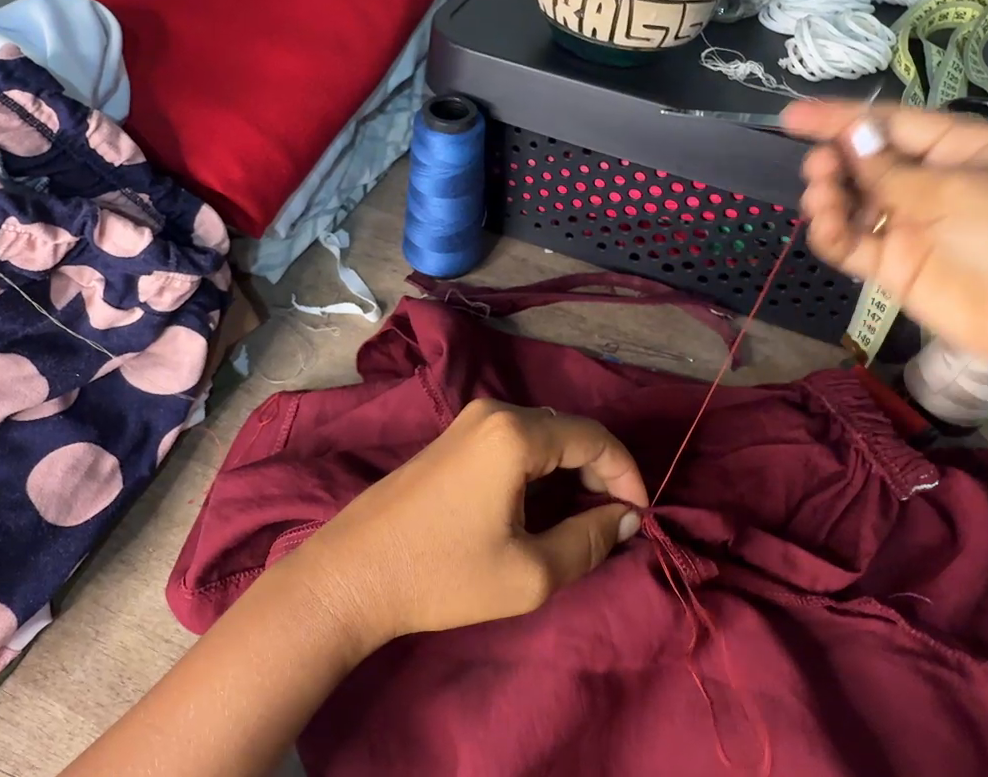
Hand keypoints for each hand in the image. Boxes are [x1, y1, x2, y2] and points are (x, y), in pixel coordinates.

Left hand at [283, 399, 648, 651]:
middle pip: (569, 432)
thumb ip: (588, 541)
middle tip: (610, 525)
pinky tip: (538, 509)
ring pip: (541, 437)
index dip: (627, 476)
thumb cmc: (442, 575)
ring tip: (579, 522)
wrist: (350, 575)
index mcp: (514, 433)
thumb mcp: (530, 573)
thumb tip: (623, 519)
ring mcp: (466, 423)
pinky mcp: (450, 440)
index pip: (596, 439)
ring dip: (570, 473)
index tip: (637, 520)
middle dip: (599, 475)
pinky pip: (513, 443)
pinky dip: (539, 470)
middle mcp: (492, 412)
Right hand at [781, 100, 987, 378]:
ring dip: (829, 195)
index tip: (789, 117)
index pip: (889, 124)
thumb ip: (889, 168)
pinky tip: (827, 225)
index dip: (838, 118)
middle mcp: (931, 182)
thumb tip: (849, 137)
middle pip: (864, 162)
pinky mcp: (896, 267)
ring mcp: (911, 226)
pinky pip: (851, 243)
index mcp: (958, 148)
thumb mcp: (954, 188)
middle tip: (819, 167)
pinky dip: (832, 232)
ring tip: (822, 197)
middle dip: (834, 160)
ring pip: (852, 202)